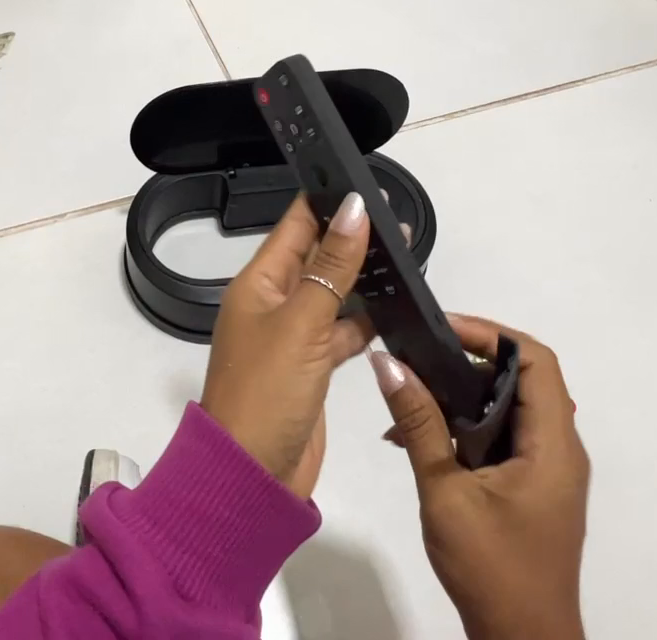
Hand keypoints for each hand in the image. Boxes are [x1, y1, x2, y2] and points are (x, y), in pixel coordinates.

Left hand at [201, 192, 375, 497]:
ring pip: (332, 294)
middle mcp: (272, 304)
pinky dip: (364, 322)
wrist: (252, 475)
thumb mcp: (301, 322)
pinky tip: (394, 312)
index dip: (325, 202)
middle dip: (351, 237)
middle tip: (396, 221)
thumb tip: (353, 207)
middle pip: (315, 258)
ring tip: (404, 259)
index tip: (361, 182)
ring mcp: (292, 337)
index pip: (294, 227)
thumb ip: (332, 266)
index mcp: (258, 284)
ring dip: (362, 279)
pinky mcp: (312, 367)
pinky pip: (341, 332)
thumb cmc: (267, 390)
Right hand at [371, 314, 589, 639]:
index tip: (440, 327)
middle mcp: (559, 449)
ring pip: (507, 407)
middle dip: (466, 360)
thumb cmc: (490, 566)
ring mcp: (546, 470)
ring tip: (408, 395)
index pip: (536, 360)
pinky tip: (416, 439)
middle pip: (521, 378)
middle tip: (416, 355)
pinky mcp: (531, 486)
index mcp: (552, 445)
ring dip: (458, 395)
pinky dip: (463, 425)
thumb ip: (418, 423)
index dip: (491, 333)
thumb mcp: (444, 490)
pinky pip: (500, 435)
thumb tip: (387, 362)